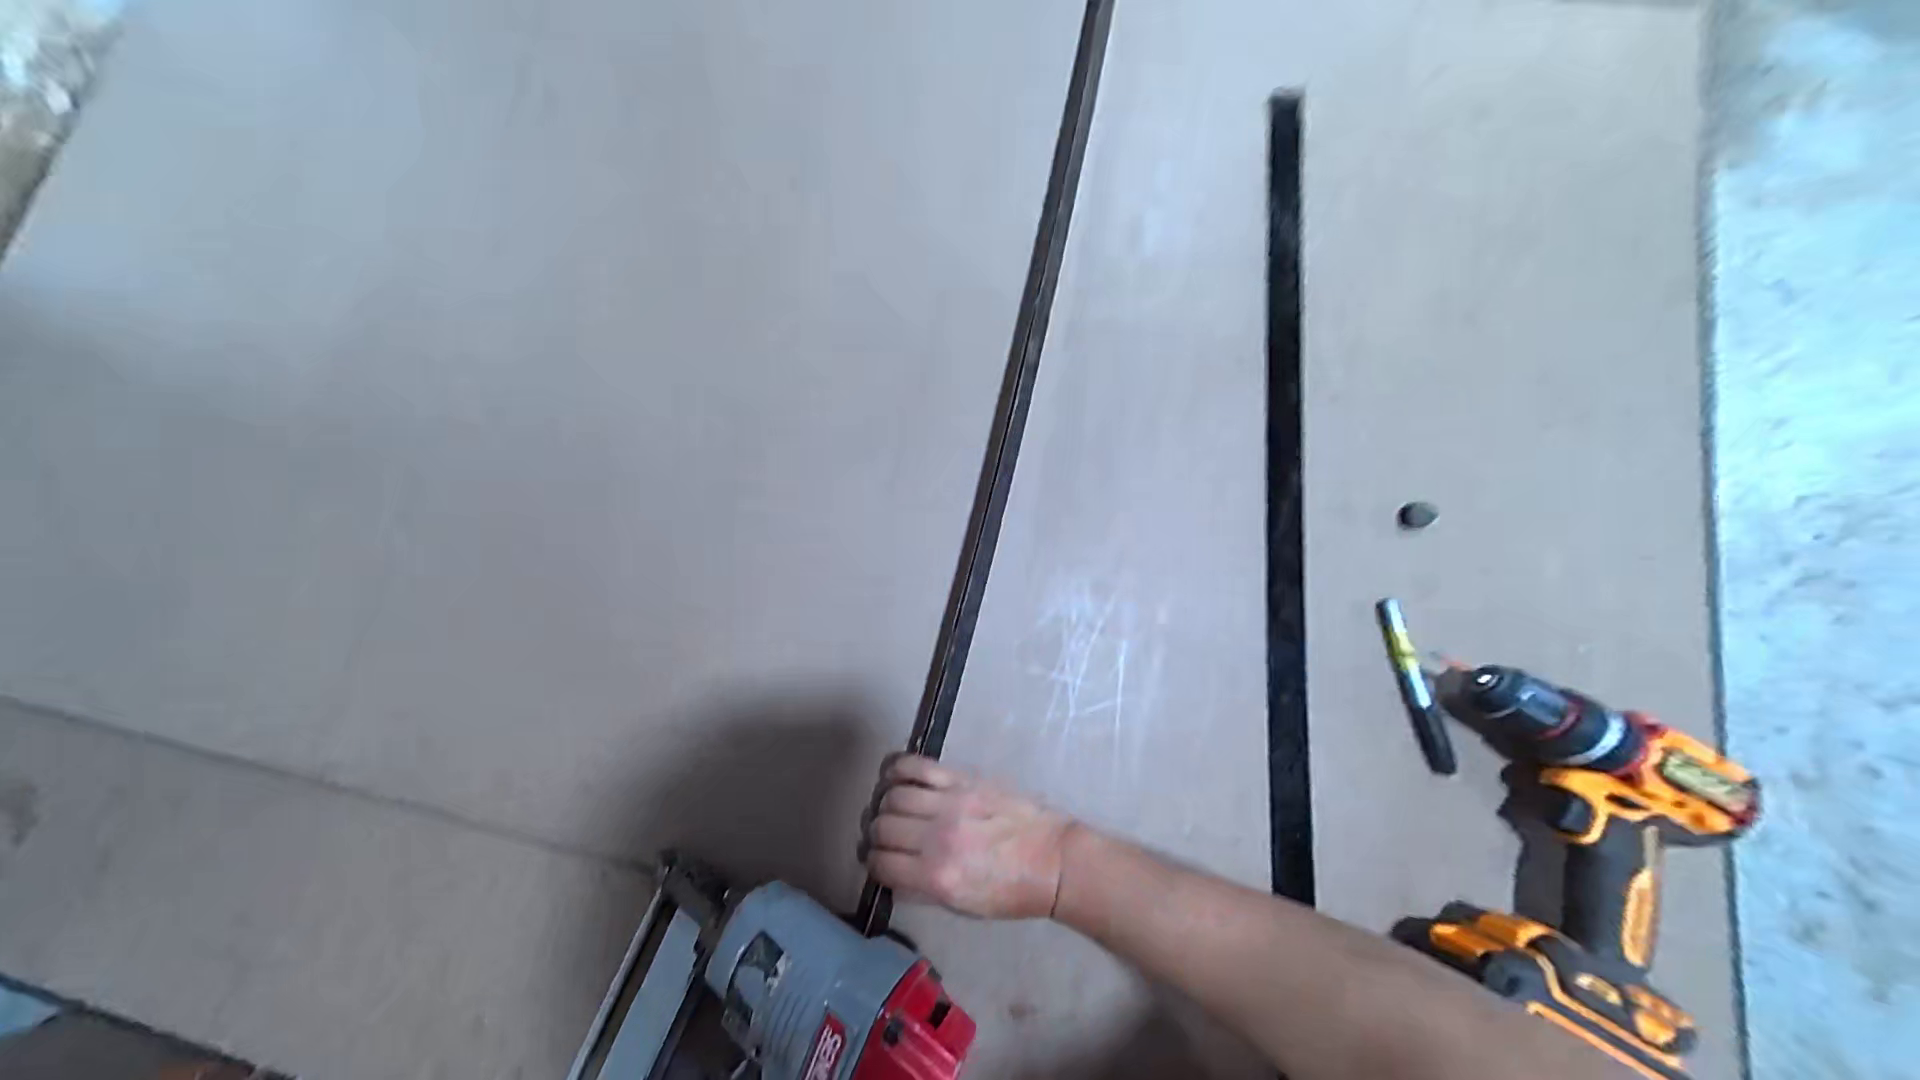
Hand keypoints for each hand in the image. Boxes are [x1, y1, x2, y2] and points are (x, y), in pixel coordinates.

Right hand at [862, 754, 1074, 919]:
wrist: (1054, 860)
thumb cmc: (1011, 891)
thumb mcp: (963, 907)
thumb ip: (921, 889)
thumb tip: (890, 871)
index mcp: (938, 877)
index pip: (880, 864)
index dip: (873, 863)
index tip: (877, 859)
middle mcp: (938, 838)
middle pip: (881, 826)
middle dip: (875, 833)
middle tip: (884, 834)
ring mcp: (950, 803)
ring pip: (892, 795)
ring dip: (884, 803)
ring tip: (891, 807)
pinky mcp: (962, 779)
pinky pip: (915, 766)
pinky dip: (896, 768)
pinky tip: (894, 776)